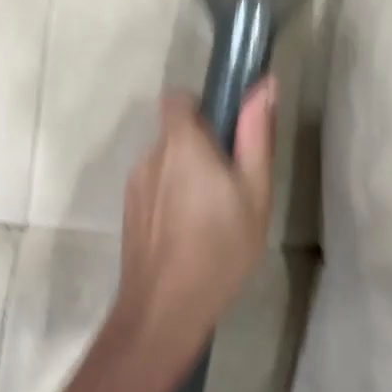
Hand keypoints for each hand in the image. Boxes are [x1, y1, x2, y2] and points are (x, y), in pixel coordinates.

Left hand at [114, 78, 277, 348]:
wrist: (165, 308)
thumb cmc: (220, 247)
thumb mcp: (254, 192)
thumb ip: (256, 135)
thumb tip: (264, 84)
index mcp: (180, 143)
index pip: (177, 98)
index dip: (201, 106)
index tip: (226, 132)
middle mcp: (150, 156)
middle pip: (175, 135)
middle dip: (201, 150)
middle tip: (231, 187)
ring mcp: (134, 186)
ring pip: (165, 166)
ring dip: (186, 179)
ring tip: (213, 219)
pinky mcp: (128, 214)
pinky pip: (155, 191)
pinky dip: (171, 202)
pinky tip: (190, 237)